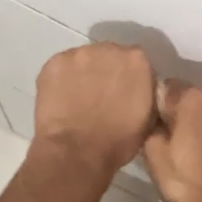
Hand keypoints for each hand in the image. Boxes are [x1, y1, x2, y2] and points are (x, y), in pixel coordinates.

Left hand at [31, 43, 157, 182]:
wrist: (76, 152)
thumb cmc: (117, 142)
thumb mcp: (148, 118)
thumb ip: (146, 93)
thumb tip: (139, 90)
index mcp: (137, 60)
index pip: (136, 62)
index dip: (129, 79)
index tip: (123, 95)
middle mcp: (109, 49)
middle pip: (109, 55)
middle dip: (106, 72)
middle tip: (99, 98)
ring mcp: (78, 54)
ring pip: (83, 60)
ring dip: (83, 74)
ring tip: (78, 100)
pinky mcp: (54, 63)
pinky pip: (61, 68)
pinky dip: (61, 80)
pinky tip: (61, 100)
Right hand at [142, 80, 201, 201]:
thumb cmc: (188, 179)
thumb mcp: (155, 154)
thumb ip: (150, 126)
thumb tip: (153, 117)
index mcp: (191, 98)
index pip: (164, 86)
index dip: (154, 105)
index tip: (150, 124)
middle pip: (187, 95)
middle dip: (176, 111)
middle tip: (166, 137)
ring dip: (195, 120)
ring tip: (187, 146)